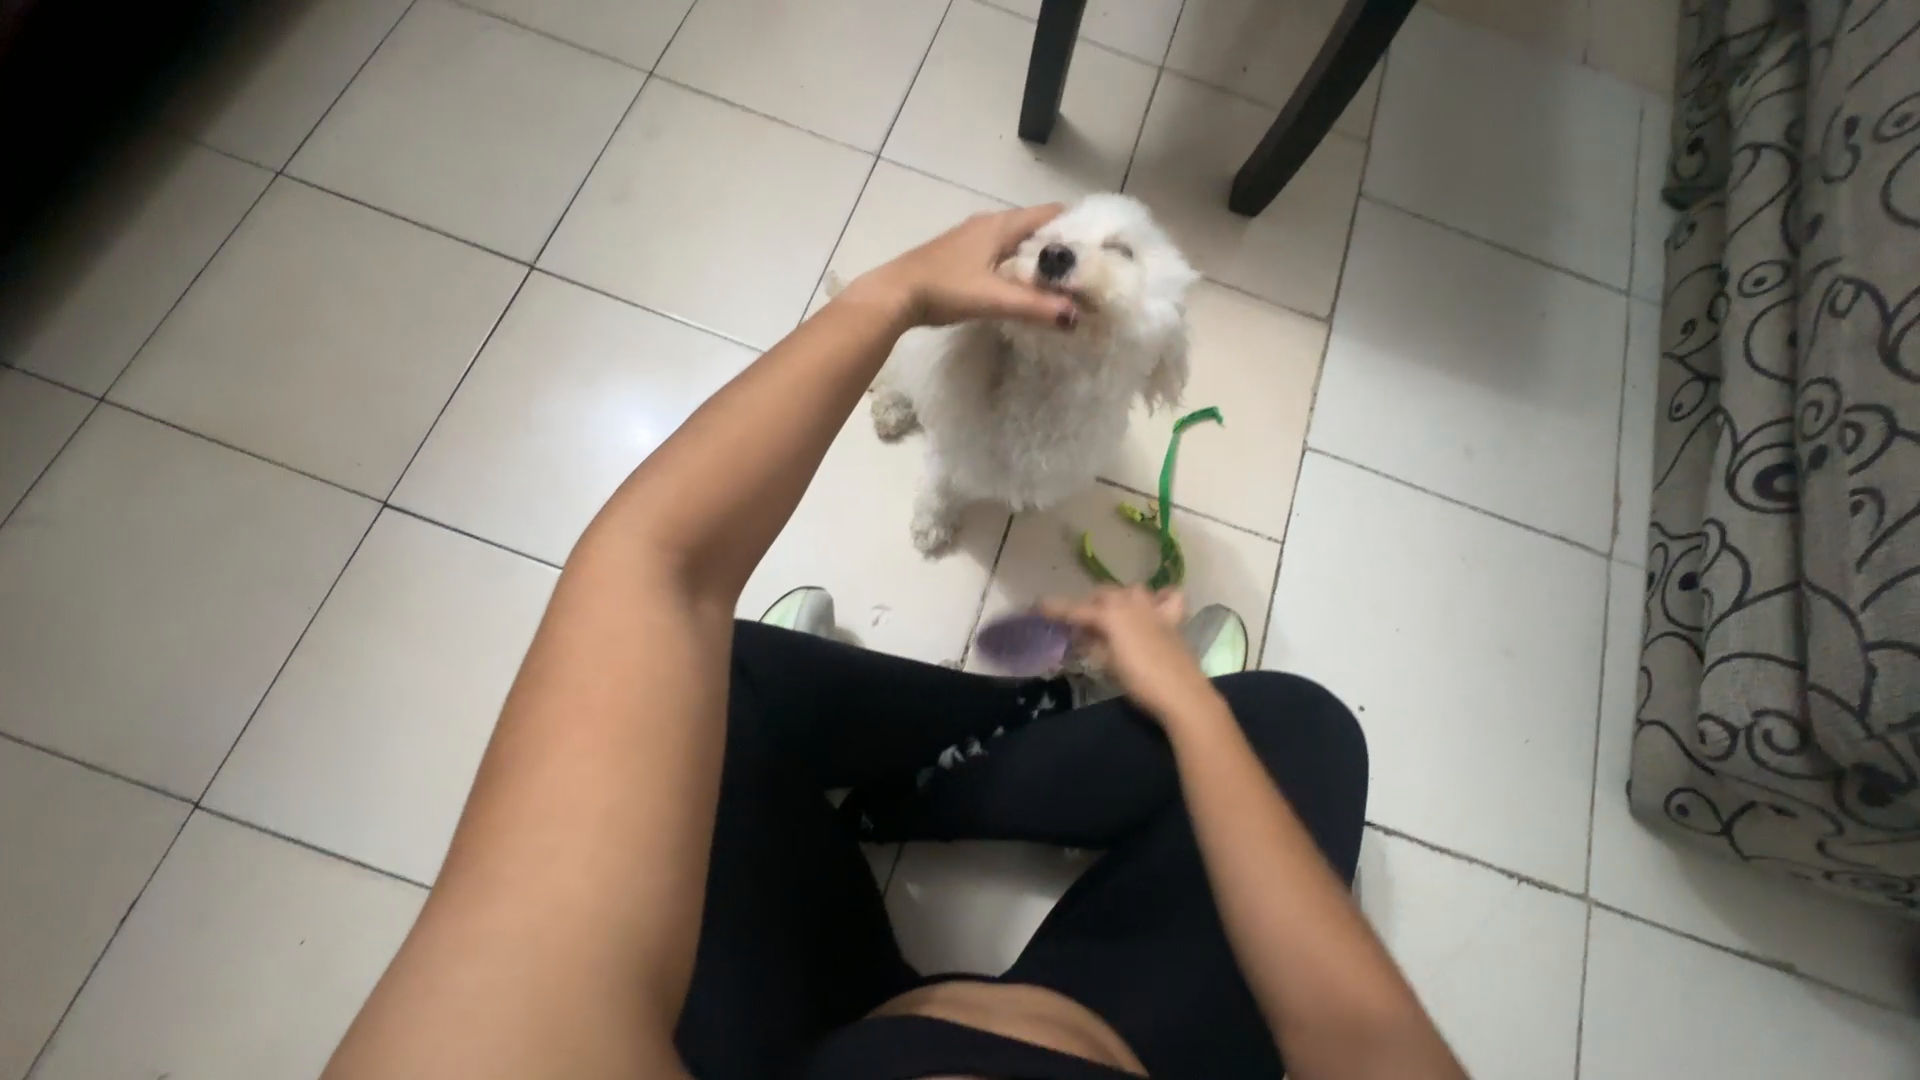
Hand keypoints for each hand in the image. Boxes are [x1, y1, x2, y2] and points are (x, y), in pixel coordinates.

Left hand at [848, 204, 1078, 329]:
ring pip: (1017, 242)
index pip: (1052, 213)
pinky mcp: (961, 256)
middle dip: (1061, 247)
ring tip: (1060, 284)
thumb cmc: (944, 289)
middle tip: (1084, 273)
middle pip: (1036, 228)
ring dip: (1038, 259)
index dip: (1078, 227)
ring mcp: (972, 239)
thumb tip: (1076, 317)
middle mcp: (989, 224)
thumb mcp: (994, 298)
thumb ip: (1035, 306)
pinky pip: (1000, 254)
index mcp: (1001, 224)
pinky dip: (1017, 266)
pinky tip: (1021, 289)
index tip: (1098, 250)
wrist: (894, 295)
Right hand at [1041, 587, 1220, 723]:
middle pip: (1103, 594)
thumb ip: (1092, 645)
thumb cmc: (1140, 682)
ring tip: (1111, 616)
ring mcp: (1155, 608)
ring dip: (1118, 599)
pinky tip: (1154, 608)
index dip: (1054, 609)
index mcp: (1110, 614)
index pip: (1075, 609)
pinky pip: (1168, 597)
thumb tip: (1081, 636)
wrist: (1183, 695)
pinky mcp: (1173, 619)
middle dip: (1088, 605)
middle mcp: (1131, 603)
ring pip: (1130, 590)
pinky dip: (1160, 598)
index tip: (1036, 607)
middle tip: (1079, 625)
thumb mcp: (1108, 664)